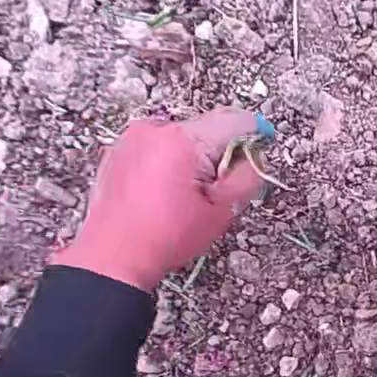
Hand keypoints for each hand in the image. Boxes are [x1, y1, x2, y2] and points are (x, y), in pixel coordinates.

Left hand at [51, 109, 263, 292]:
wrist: (113, 255)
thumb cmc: (164, 237)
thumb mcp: (223, 211)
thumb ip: (247, 176)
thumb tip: (255, 155)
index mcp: (185, 142)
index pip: (237, 121)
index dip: (256, 135)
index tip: (262, 146)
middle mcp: (157, 130)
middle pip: (210, 128)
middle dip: (223, 152)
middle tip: (219, 187)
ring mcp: (135, 137)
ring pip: (185, 137)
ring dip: (196, 157)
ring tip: (187, 193)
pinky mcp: (121, 149)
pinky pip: (160, 146)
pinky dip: (171, 161)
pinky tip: (167, 191)